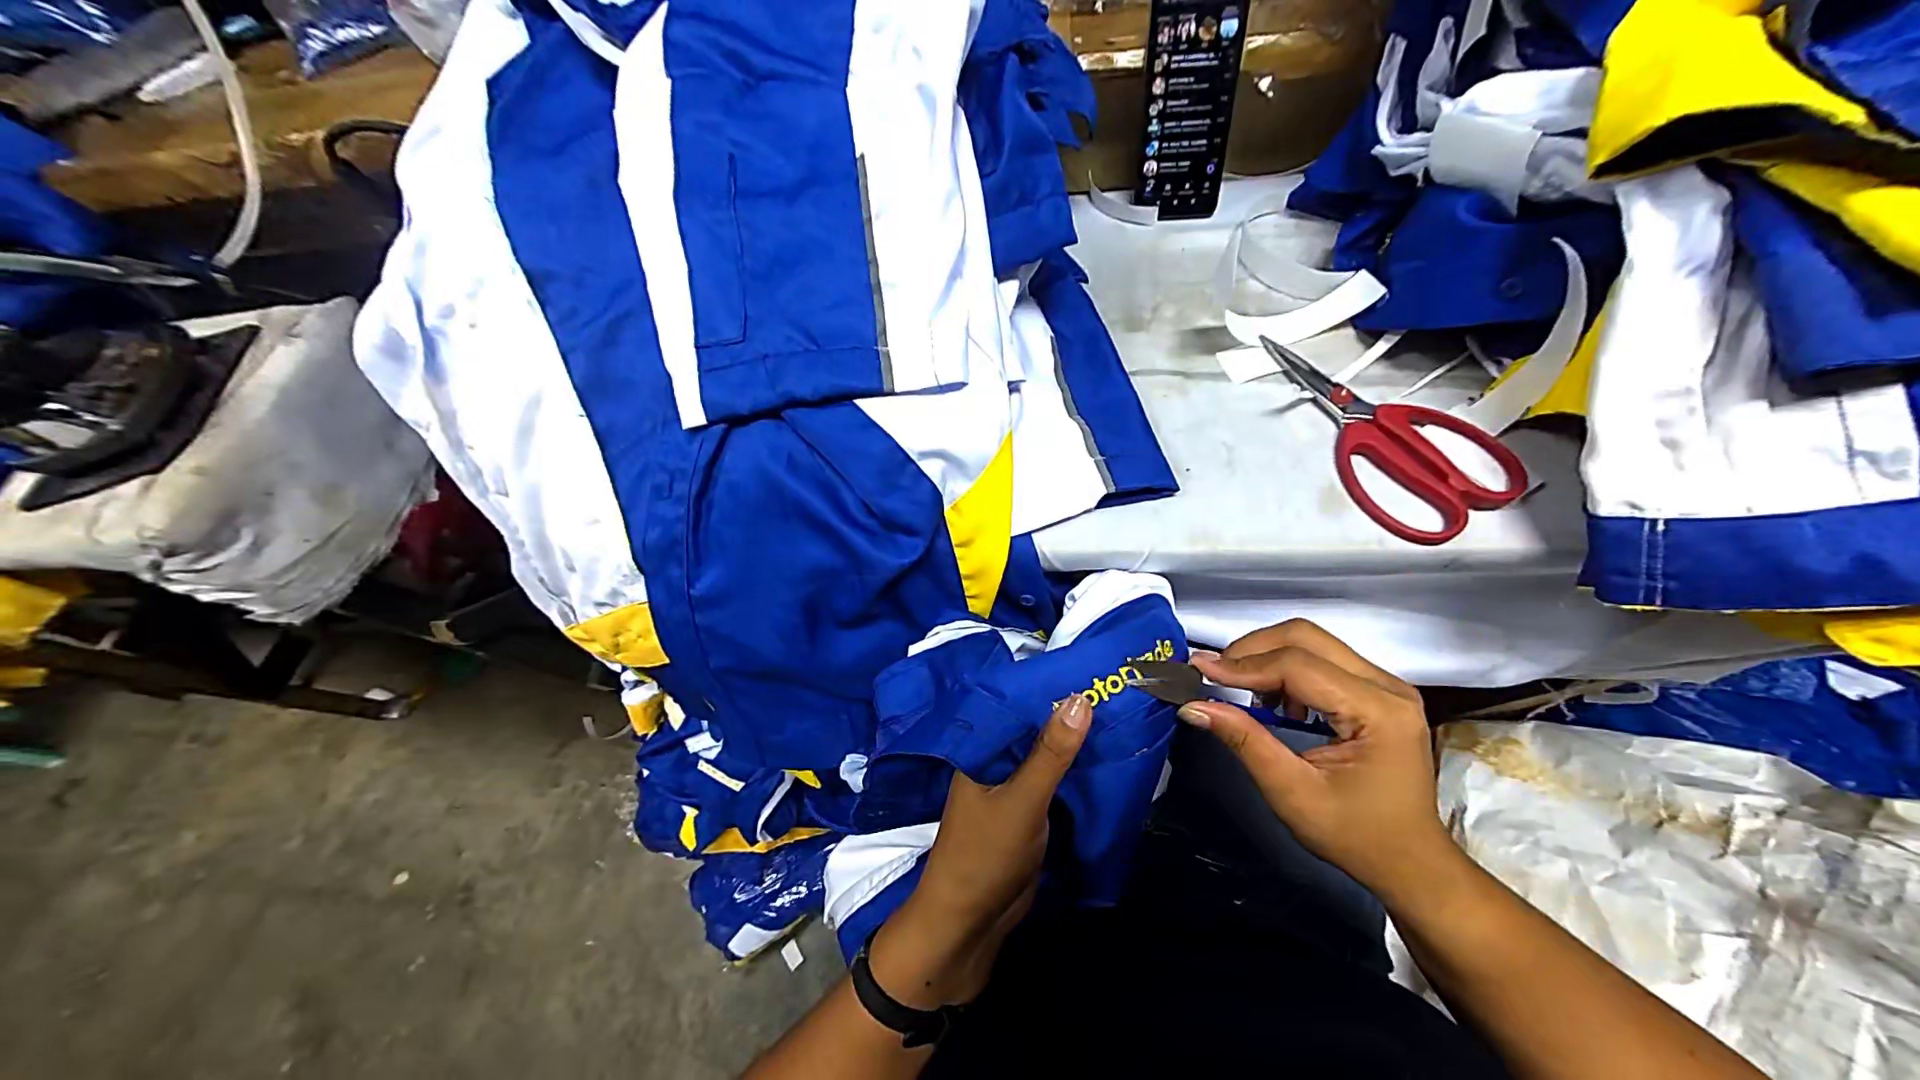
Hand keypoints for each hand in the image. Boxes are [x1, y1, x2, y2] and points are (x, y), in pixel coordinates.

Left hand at [868, 695, 1091, 1008]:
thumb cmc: (986, 854)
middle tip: (1117, 686)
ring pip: (1047, 755)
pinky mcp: (1029, 811)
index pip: (1016, 702)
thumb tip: (1080, 698)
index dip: (1050, 684)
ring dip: (1076, 742)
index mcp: (980, 748)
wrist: (970, 923)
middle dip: (1069, 713)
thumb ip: (1051, 753)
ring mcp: (1012, 787)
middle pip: (1035, 728)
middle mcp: (995, 761)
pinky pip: (1054, 781)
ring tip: (1121, 711)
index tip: (1090, 665)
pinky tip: (1108, 757)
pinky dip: (1076, 771)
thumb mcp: (1022, 799)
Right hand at [1177, 620, 1454, 899]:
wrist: (1409, 861)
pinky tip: (1274, 702)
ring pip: (1312, 643)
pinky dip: (1287, 669)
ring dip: (1267, 658)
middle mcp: (1388, 687)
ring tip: (1240, 691)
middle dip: (1252, 651)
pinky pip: (1322, 659)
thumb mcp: (1291, 792)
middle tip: (1215, 675)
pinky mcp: (1378, 691)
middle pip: (1306, 638)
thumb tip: (1195, 705)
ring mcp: (1387, 685)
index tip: (1199, 670)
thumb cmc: (1355, 835)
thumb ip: (1244, 740)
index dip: (1242, 666)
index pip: (1297, 666)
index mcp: (1378, 712)